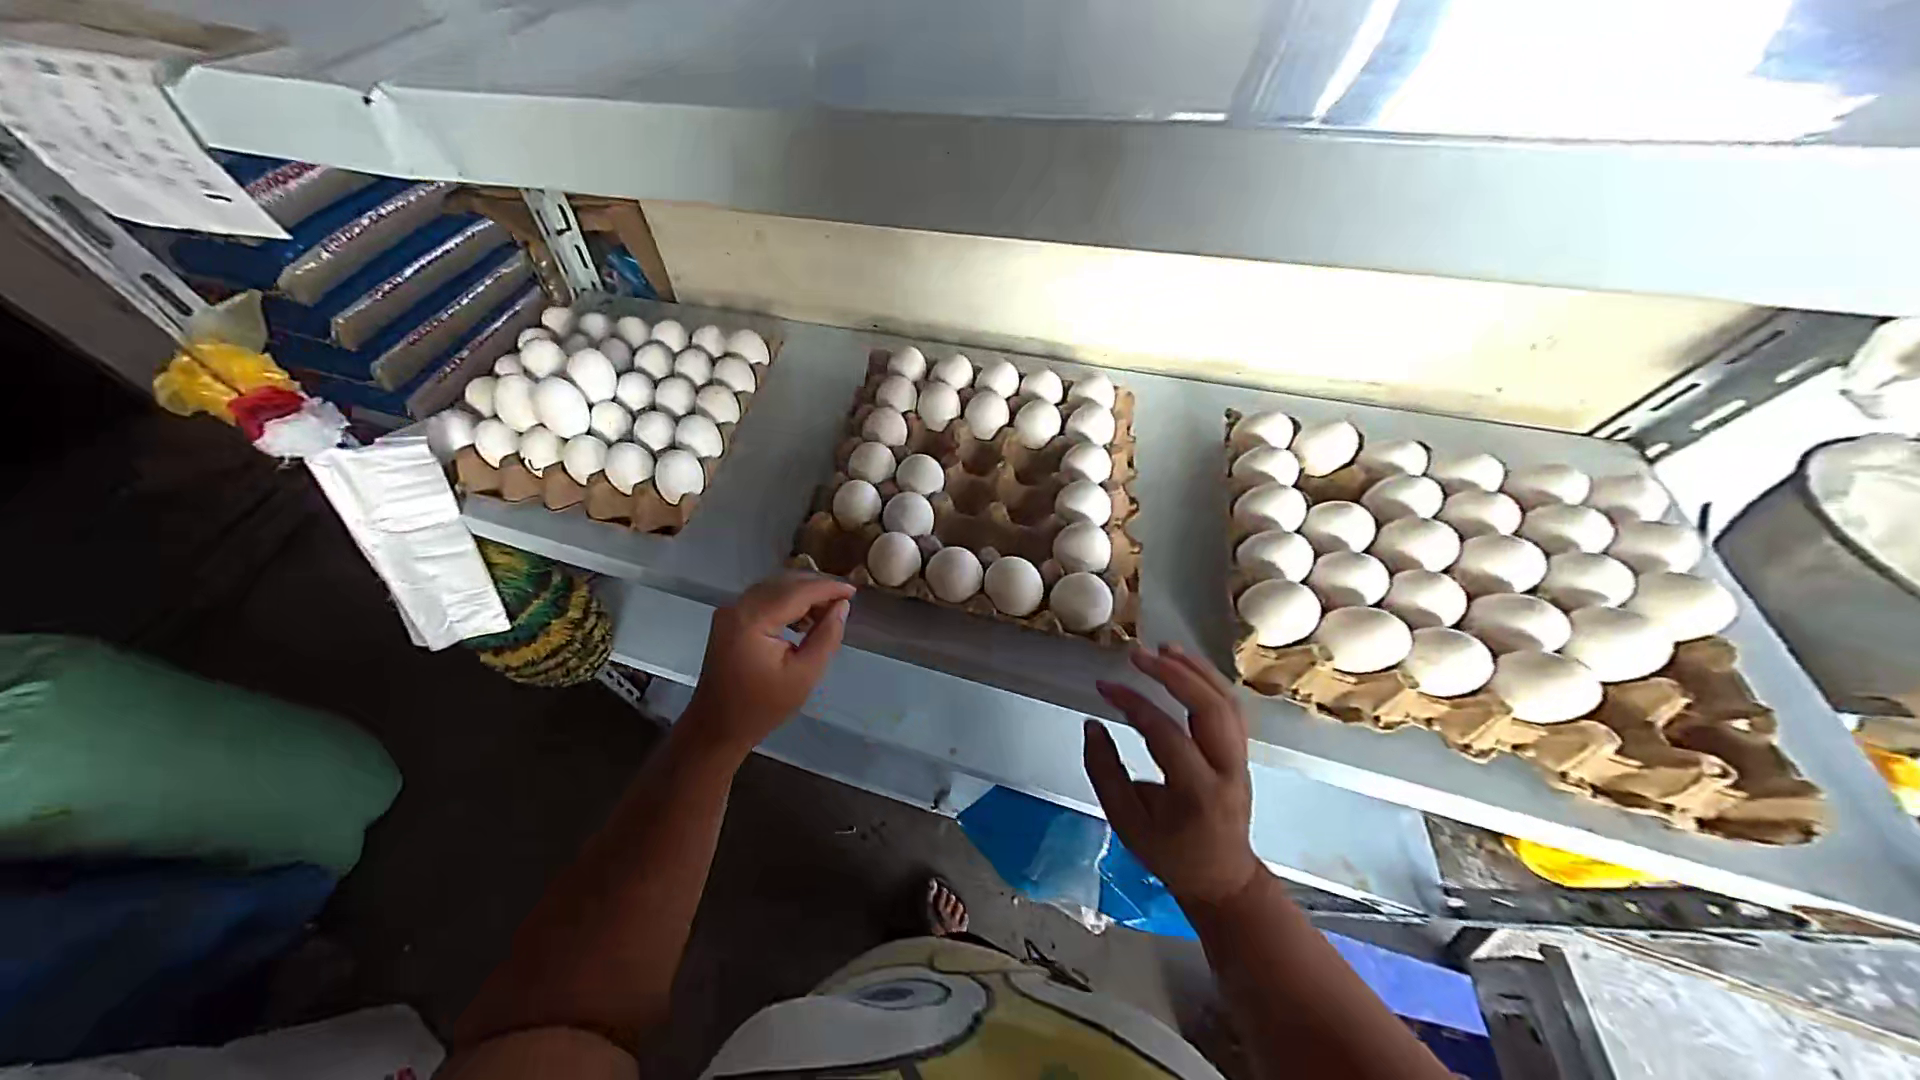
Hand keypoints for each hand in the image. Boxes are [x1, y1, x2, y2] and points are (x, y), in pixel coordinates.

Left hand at [683, 573, 853, 759]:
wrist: (717, 727)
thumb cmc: (762, 707)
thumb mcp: (804, 675)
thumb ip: (826, 636)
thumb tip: (841, 605)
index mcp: (752, 619)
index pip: (797, 591)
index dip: (828, 588)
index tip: (854, 591)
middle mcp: (737, 606)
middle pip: (784, 583)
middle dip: (817, 588)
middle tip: (844, 601)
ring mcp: (730, 611)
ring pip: (774, 588)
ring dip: (802, 594)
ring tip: (827, 613)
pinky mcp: (729, 619)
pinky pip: (764, 599)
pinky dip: (786, 602)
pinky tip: (804, 620)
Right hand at [1084, 644, 1262, 908]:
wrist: (1222, 877)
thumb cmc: (1170, 853)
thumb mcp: (1126, 823)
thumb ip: (1104, 772)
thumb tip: (1092, 725)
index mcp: (1197, 793)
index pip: (1166, 734)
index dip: (1133, 704)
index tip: (1104, 687)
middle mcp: (1227, 770)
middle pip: (1210, 708)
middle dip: (1174, 674)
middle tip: (1139, 655)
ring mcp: (1241, 759)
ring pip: (1226, 702)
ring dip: (1195, 670)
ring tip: (1163, 648)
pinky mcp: (1242, 752)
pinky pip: (1229, 707)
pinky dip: (1208, 680)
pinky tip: (1185, 665)